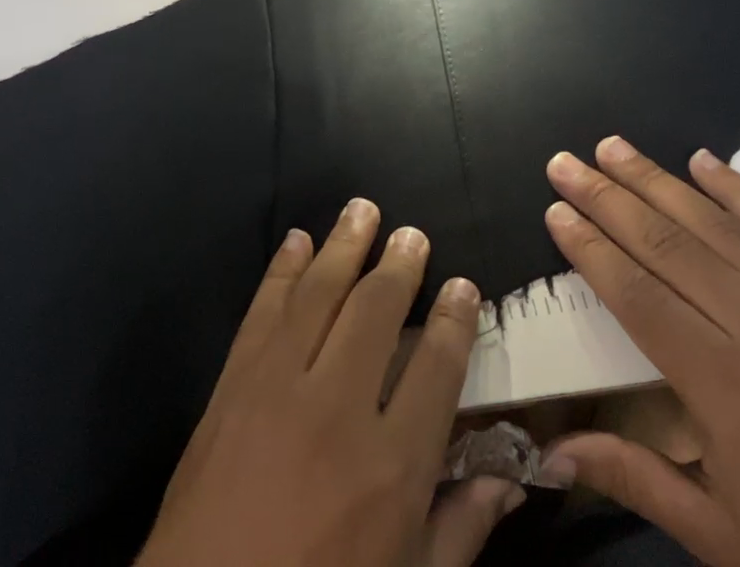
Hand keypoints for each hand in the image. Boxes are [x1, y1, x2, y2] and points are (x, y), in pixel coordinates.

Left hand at [136, 198, 525, 566]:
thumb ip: (460, 528)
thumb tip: (508, 478)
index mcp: (393, 464)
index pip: (436, 369)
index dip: (454, 322)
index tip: (462, 286)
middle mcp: (337, 410)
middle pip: (375, 315)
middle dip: (398, 268)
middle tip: (412, 235)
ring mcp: (277, 389)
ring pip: (318, 297)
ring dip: (343, 248)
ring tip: (363, 211)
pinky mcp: (231, 385)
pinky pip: (262, 312)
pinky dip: (280, 271)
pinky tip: (296, 243)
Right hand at [537, 139, 739, 566]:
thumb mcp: (722, 533)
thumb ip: (633, 478)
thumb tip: (550, 455)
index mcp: (723, 383)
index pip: (638, 296)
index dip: (591, 250)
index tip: (556, 211)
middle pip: (668, 246)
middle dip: (608, 199)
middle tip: (563, 162)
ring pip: (718, 226)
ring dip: (658, 181)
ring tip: (612, 147)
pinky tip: (705, 162)